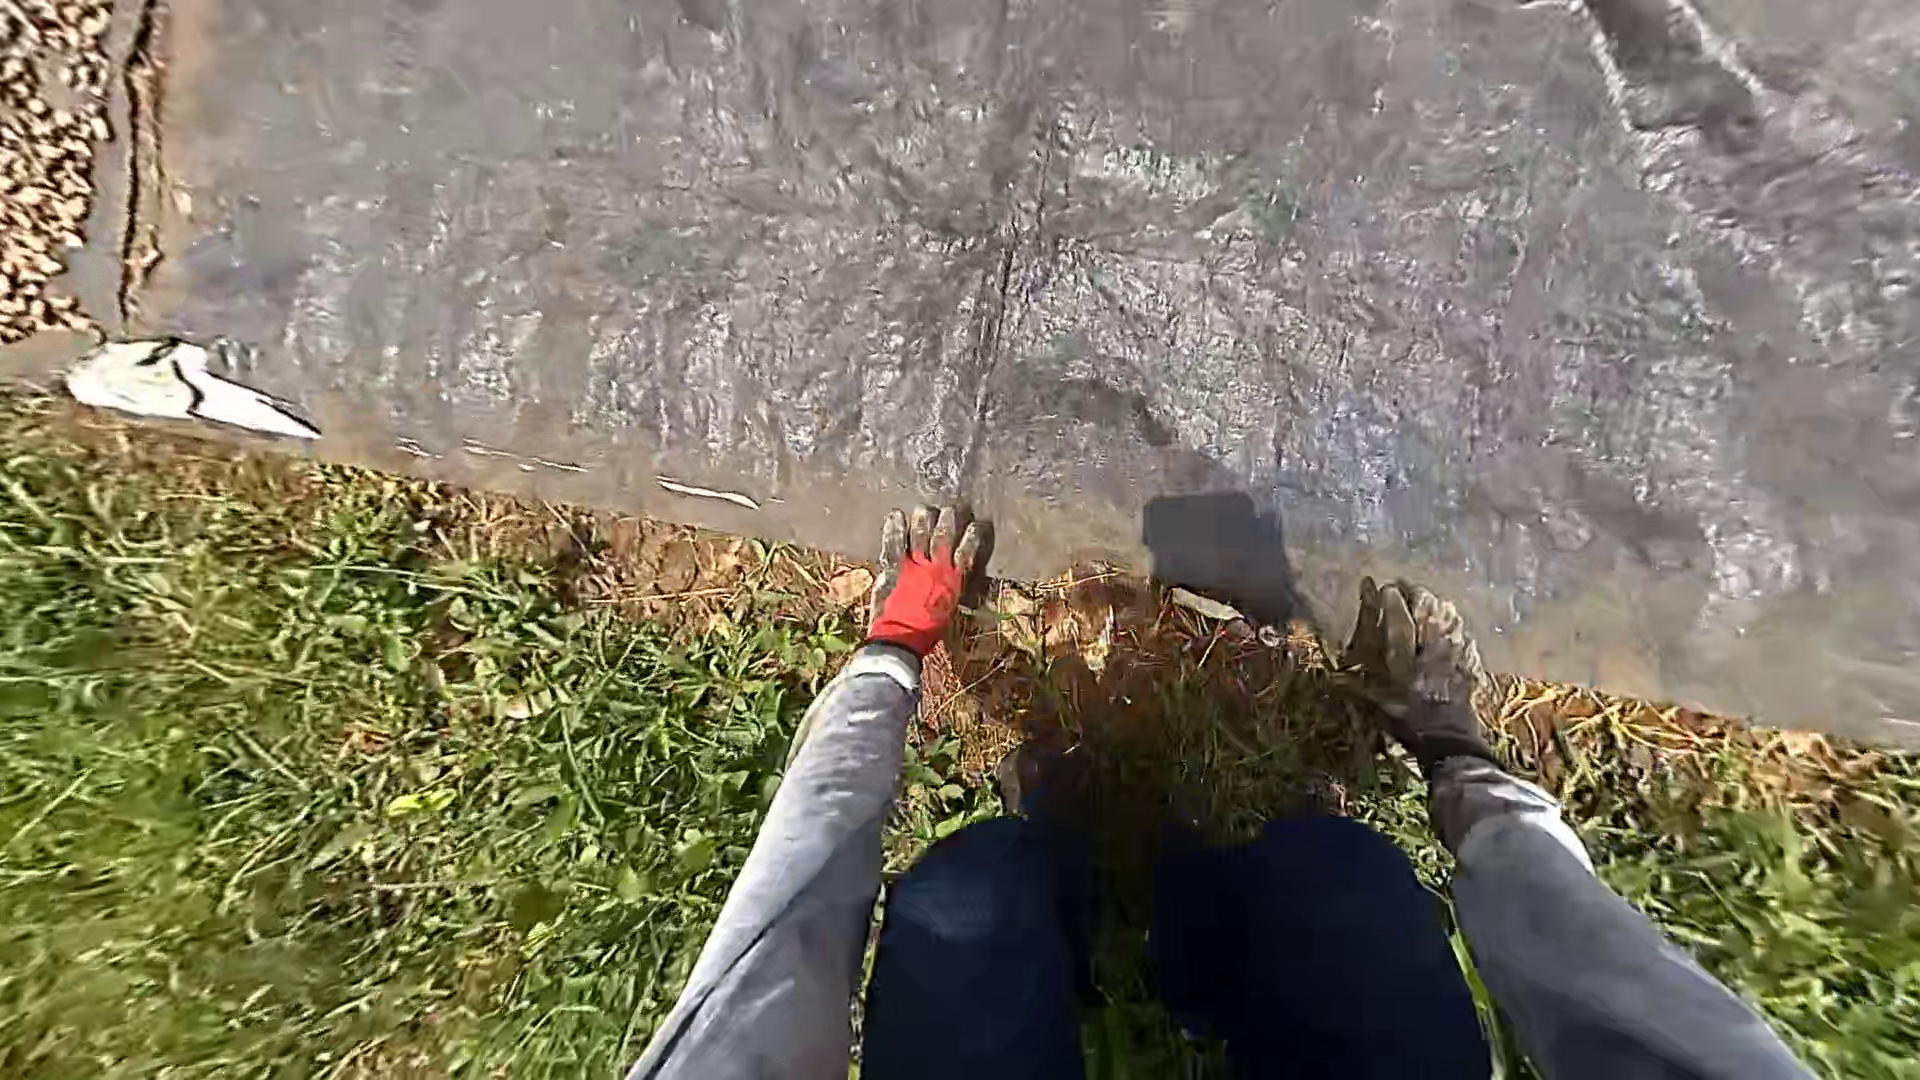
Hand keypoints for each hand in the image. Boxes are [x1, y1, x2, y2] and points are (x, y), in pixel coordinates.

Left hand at [866, 504, 986, 656]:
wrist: (900, 639)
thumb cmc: (927, 631)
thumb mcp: (948, 611)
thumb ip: (950, 591)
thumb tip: (957, 580)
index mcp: (952, 580)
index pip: (967, 551)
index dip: (972, 536)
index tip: (976, 524)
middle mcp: (935, 568)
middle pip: (943, 536)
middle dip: (949, 520)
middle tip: (951, 510)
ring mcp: (913, 566)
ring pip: (920, 534)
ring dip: (924, 520)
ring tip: (925, 509)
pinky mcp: (892, 568)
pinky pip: (894, 543)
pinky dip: (895, 528)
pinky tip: (896, 515)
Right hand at [1346, 577, 1496, 771]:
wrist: (1451, 744)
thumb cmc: (1408, 723)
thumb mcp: (1378, 705)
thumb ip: (1358, 687)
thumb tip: (1331, 679)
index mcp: (1405, 663)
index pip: (1399, 625)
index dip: (1392, 605)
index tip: (1386, 587)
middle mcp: (1430, 656)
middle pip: (1429, 618)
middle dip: (1419, 598)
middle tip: (1409, 585)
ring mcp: (1455, 661)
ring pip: (1450, 626)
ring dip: (1442, 609)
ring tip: (1434, 597)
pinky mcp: (1471, 670)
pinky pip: (1466, 642)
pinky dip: (1460, 629)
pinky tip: (1458, 624)